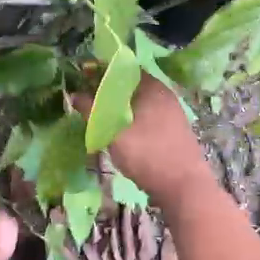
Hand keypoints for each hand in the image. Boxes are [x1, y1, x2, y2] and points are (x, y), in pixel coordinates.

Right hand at [75, 73, 214, 207]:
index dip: (100, 72)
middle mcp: (163, 93)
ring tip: (103, 118)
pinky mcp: (175, 131)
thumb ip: (92, 110)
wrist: (186, 191)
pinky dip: (133, 119)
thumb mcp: (113, 132)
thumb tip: (73, 94)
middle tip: (89, 101)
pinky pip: (149, 116)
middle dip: (109, 91)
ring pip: (139, 102)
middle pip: (130, 85)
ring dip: (121, 107)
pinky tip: (123, 134)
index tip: (83, 80)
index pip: (121, 68)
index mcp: (151, 85)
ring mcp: (172, 113)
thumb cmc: (148, 154)